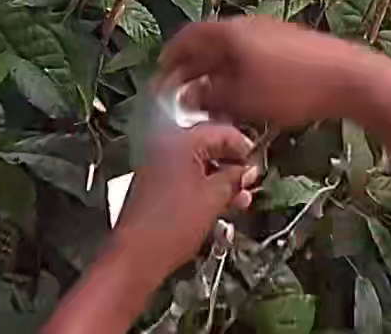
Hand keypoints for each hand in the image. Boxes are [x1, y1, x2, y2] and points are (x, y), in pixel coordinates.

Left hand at [107, 122, 256, 286]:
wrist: (134, 259)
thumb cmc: (172, 225)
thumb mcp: (213, 198)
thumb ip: (235, 178)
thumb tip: (248, 170)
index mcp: (181, 140)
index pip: (222, 131)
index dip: (244, 147)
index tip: (256, 162)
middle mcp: (167, 144)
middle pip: (209, 145)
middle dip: (232, 165)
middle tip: (249, 182)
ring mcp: (158, 163)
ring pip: (198, 163)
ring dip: (219, 179)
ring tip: (238, 199)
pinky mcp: (153, 183)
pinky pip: (185, 175)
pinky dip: (202, 186)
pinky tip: (217, 204)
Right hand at [159, 18, 386, 128]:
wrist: (345, 76)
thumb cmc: (289, 87)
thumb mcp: (243, 99)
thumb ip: (210, 96)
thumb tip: (187, 95)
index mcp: (229, 32)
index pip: (188, 37)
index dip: (170, 57)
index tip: (159, 79)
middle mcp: (245, 25)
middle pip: (208, 44)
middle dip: (192, 70)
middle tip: (180, 98)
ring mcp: (267, 32)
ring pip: (230, 52)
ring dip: (215, 75)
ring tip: (209, 106)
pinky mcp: (285, 43)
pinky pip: (249, 55)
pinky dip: (237, 74)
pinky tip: (240, 99)